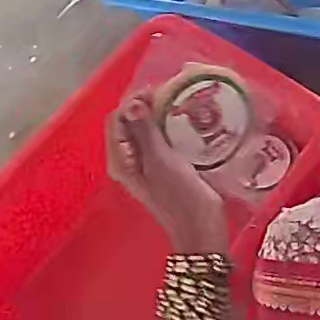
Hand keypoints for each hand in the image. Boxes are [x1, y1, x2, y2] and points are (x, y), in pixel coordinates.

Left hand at [106, 92, 227, 252]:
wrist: (202, 229)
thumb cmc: (181, 197)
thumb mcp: (163, 162)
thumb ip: (146, 132)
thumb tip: (133, 103)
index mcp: (121, 161)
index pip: (117, 120)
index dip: (133, 101)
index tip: (158, 90)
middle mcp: (129, 162)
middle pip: (130, 124)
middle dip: (146, 106)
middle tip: (171, 93)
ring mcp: (147, 166)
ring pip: (146, 132)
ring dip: (159, 116)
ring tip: (179, 103)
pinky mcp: (164, 169)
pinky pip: (160, 142)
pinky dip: (168, 129)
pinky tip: (185, 123)